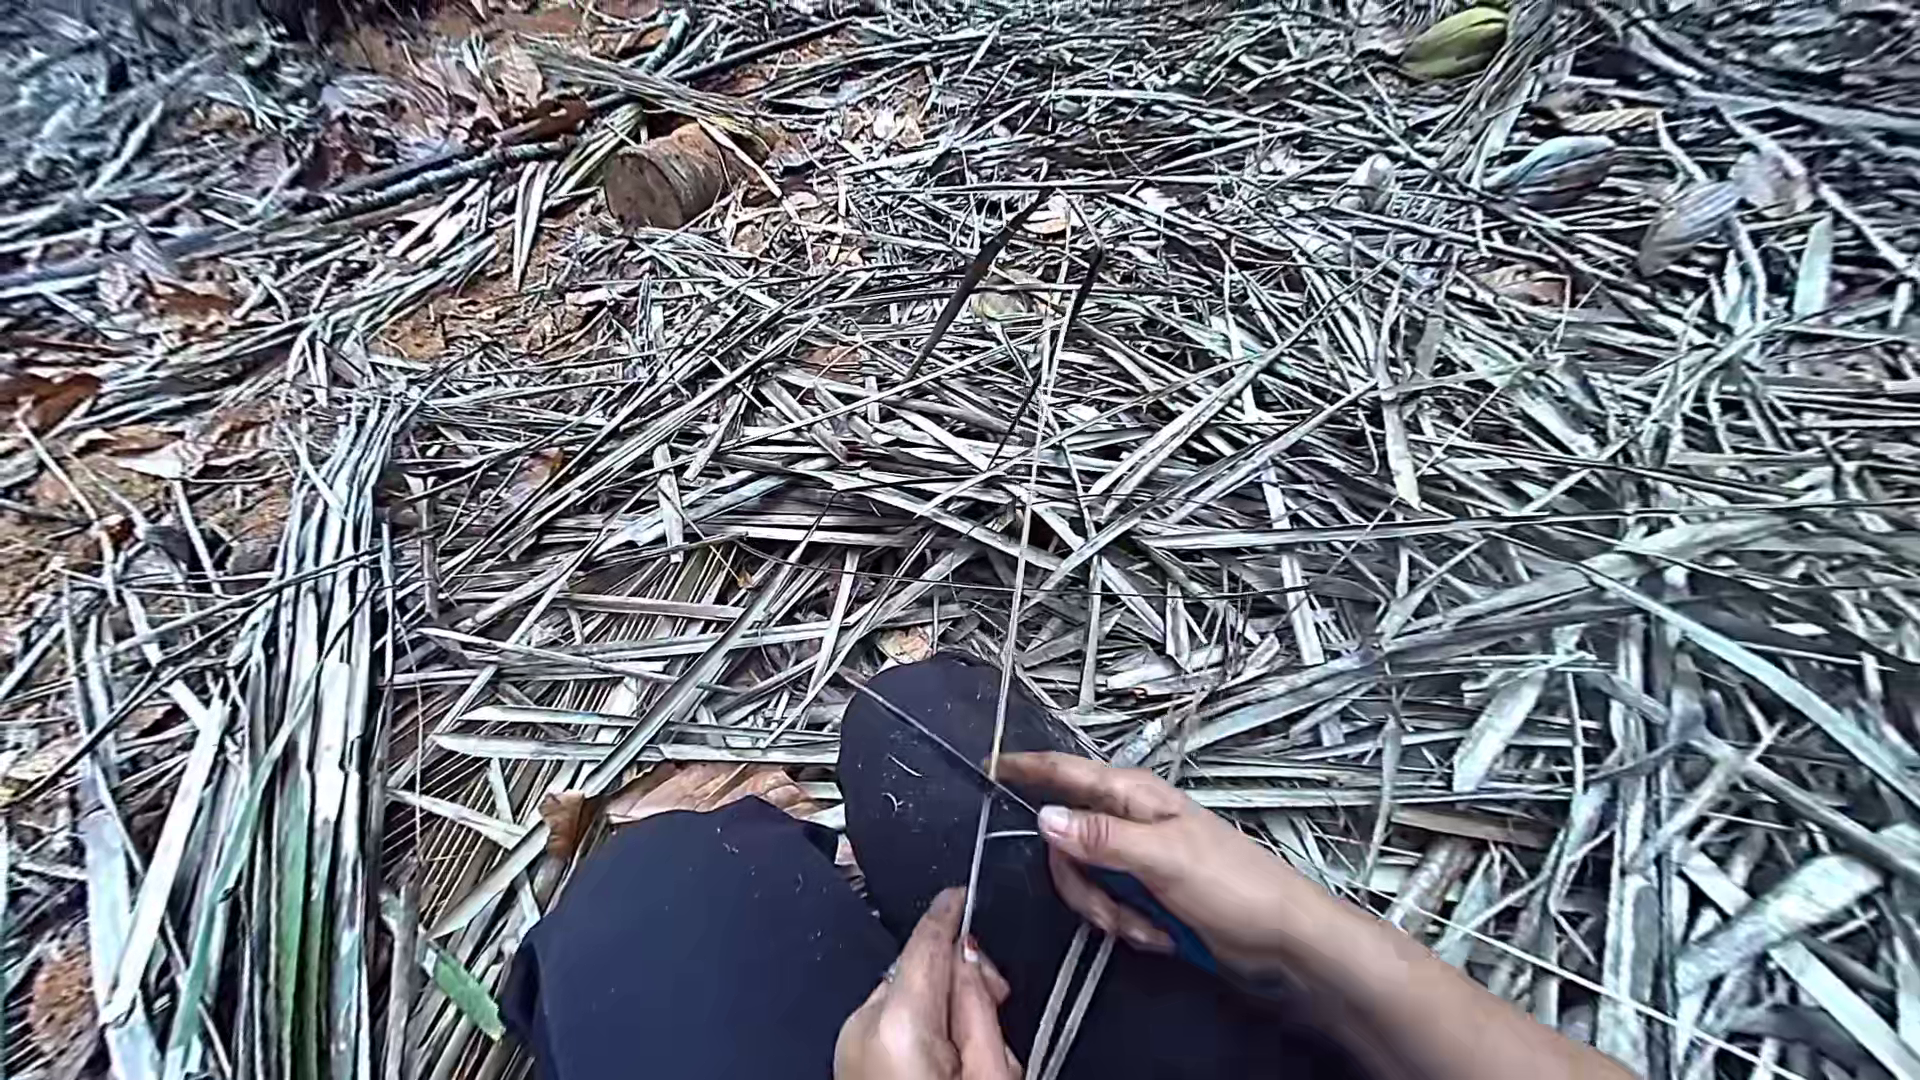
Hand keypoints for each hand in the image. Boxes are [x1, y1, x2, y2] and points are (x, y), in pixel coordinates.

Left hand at [834, 887, 1021, 1079]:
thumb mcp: (991, 1075)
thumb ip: (981, 1005)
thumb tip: (970, 956)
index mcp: (897, 1023)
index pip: (927, 940)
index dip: (950, 908)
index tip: (964, 892)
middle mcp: (863, 1025)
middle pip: (920, 964)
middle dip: (959, 973)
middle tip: (996, 1000)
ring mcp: (850, 1045)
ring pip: (909, 991)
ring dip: (942, 1003)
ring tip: (970, 1050)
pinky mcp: (849, 1061)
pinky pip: (894, 1019)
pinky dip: (922, 1026)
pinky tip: (945, 1059)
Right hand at [998, 752, 1340, 976]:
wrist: (1283, 942)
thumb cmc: (1230, 884)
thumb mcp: (1163, 859)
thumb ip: (1101, 838)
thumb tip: (1044, 816)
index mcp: (1130, 793)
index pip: (1065, 772)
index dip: (1027, 768)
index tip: (990, 766)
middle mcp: (1125, 816)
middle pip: (1066, 839)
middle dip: (1083, 884)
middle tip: (1114, 912)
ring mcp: (1132, 852)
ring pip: (1082, 875)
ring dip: (1107, 910)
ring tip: (1148, 927)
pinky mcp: (1141, 885)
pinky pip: (1105, 900)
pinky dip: (1123, 922)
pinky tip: (1157, 932)